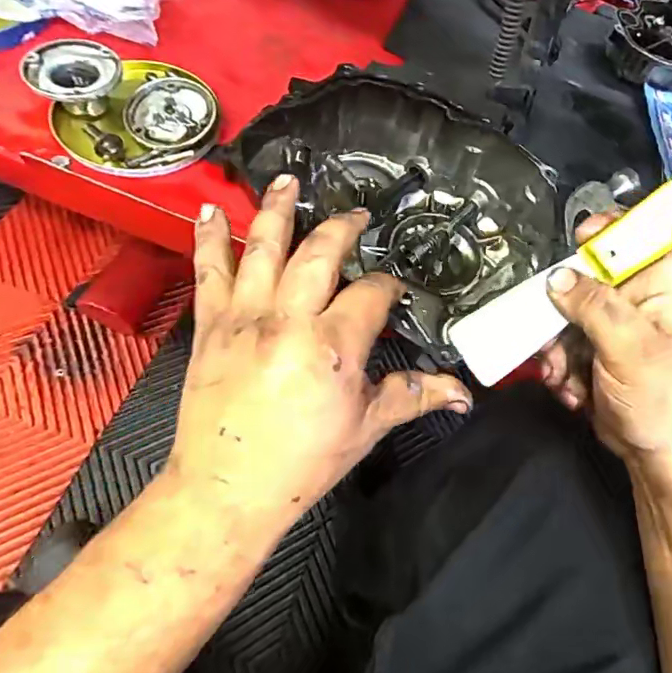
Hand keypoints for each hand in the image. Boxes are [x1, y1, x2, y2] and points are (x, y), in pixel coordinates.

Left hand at [167, 176, 471, 526]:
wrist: (224, 492)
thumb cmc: (300, 463)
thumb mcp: (367, 427)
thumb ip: (416, 396)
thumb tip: (463, 394)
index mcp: (333, 345)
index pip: (372, 293)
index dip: (388, 287)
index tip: (392, 292)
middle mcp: (288, 321)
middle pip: (321, 253)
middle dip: (343, 228)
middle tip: (357, 217)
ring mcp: (245, 319)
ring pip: (263, 249)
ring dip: (277, 210)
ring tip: (288, 181)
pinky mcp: (211, 328)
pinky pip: (209, 272)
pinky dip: (209, 239)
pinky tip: (209, 210)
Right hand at [536, 213, 671, 481]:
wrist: (664, 463)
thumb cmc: (668, 407)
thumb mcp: (630, 347)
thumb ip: (593, 306)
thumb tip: (560, 277)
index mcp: (665, 289)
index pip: (638, 237)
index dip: (608, 232)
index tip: (577, 240)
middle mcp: (643, 302)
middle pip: (591, 277)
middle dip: (565, 308)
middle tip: (555, 332)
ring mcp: (621, 328)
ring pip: (572, 313)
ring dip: (559, 345)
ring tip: (563, 373)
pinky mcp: (603, 353)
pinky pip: (569, 343)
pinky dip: (563, 365)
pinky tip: (571, 387)